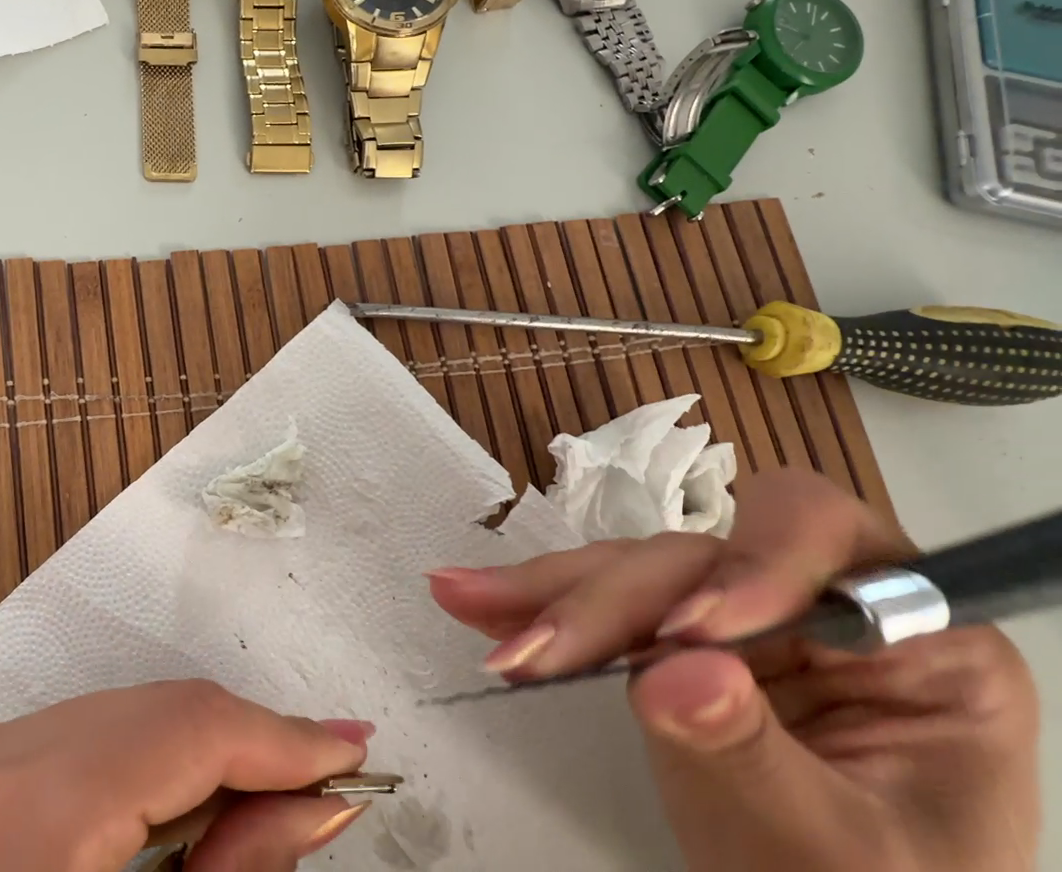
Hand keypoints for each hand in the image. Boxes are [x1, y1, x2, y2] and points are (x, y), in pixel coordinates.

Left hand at [0, 680, 373, 871]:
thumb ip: (238, 870)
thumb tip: (317, 801)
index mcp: (27, 811)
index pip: (186, 727)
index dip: (281, 737)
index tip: (352, 752)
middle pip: (156, 711)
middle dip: (249, 742)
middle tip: (328, 776)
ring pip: (124, 715)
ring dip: (202, 749)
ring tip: (271, 789)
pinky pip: (84, 738)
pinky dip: (147, 759)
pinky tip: (193, 795)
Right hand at [427, 468, 1039, 871]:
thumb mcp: (827, 851)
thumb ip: (754, 756)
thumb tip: (674, 672)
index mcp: (919, 647)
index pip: (826, 543)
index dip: (751, 565)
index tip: (685, 634)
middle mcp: (824, 612)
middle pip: (699, 559)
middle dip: (610, 603)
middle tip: (530, 650)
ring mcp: (745, 626)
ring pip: (637, 576)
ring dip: (551, 597)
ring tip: (465, 598)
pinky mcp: (682, 647)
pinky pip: (606, 609)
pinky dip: (540, 610)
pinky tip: (483, 606)